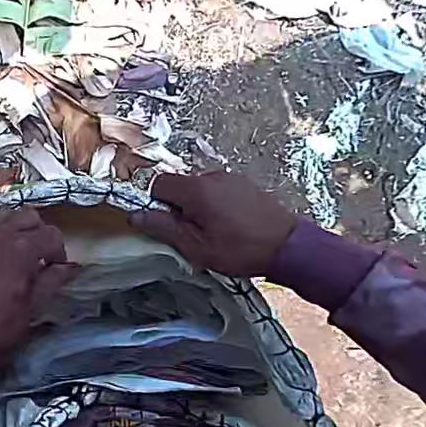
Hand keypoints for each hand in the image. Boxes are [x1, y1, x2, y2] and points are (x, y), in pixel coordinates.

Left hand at [0, 208, 79, 366]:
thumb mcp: (32, 305)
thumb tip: (71, 268)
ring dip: (18, 229)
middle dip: (40, 233)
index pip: (51, 234)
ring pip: (5, 217)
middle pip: (28, 216)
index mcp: (20, 248)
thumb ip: (52, 280)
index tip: (55, 271)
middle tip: (41, 259)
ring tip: (20, 255)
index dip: (59, 252)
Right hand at [128, 171, 300, 277]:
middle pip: (178, 185)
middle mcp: (212, 176)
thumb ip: (163, 228)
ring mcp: (231, 178)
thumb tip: (135, 215)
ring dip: (195, 207)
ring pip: (197, 188)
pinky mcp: (245, 185)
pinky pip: (216, 190)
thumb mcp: (195, 246)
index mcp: (195, 189)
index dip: (154, 204)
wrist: (290, 247)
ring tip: (211, 232)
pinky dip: (213, 205)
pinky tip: (227, 225)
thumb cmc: (240, 249)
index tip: (164, 224)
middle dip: (176, 207)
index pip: (157, 183)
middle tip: (189, 234)